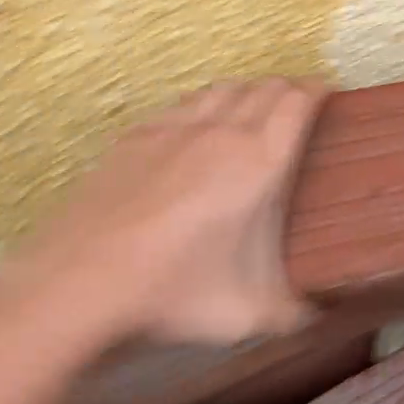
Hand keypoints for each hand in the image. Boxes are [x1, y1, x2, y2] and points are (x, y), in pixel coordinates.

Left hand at [7, 78, 327, 345]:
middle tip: (297, 109)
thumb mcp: (249, 312)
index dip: (318, 91)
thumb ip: (293, 310)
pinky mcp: (132, 139)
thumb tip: (318, 318)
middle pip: (265, 86)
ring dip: (245, 94)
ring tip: (250, 114)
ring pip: (223, 89)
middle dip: (287, 90)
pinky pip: (181, 105)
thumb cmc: (174, 291)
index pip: (298, 100)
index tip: (329, 97)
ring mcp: (173, 130)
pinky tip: (194, 132)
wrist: (75, 287)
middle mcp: (223, 131)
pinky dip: (201, 108)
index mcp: (261, 160)